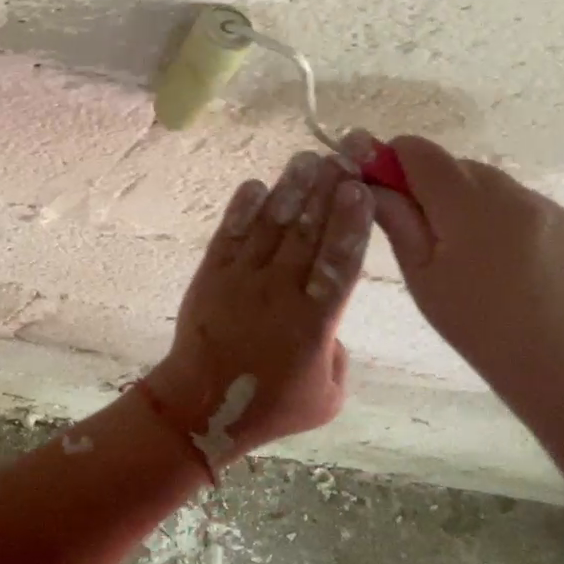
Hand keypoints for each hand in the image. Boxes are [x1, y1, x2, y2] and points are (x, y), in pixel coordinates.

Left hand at [144, 151, 374, 459]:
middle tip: (341, 157)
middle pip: (306, 233)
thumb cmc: (271, 405)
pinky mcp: (211, 274)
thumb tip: (329, 319)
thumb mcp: (327, 393)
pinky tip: (255, 184)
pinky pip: (229, 235)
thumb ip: (337, 349)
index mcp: (313, 323)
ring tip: (305, 160)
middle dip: (325, 192)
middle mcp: (277, 291)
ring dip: (288, 190)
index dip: (350, 224)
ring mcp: (240, 278)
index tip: (361, 190)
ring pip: (269, 226)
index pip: (338, 264)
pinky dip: (242, 208)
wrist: (202, 402)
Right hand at [359, 133, 563, 414]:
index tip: (384, 189)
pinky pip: (543, 216)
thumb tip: (370, 182)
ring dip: (481, 210)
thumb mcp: (421, 278)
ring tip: (484, 263)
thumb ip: (396, 220)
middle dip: (438, 189)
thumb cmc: (483, 331)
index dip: (393, 162)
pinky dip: (523, 231)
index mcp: (468, 204)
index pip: (418, 150)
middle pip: (461, 168)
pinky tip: (526, 275)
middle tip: (433, 237)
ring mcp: (563, 213)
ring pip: (503, 192)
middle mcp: (519, 195)